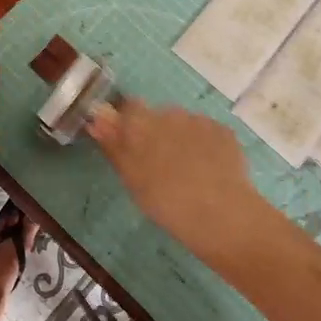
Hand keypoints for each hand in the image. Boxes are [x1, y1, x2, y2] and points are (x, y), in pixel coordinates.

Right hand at [85, 99, 272, 255]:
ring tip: (189, 172)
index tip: (132, 145)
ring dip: (182, 139)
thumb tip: (96, 120)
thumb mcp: (132, 179)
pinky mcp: (224, 130)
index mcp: (142, 123)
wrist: (220, 213)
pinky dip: (205, 146)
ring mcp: (200, 120)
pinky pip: (207, 132)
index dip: (130, 123)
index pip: (130, 107)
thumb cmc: (166, 201)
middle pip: (159, 116)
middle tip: (161, 166)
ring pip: (184, 124)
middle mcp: (170, 113)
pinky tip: (210, 170)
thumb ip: (114, 145)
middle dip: (158, 134)